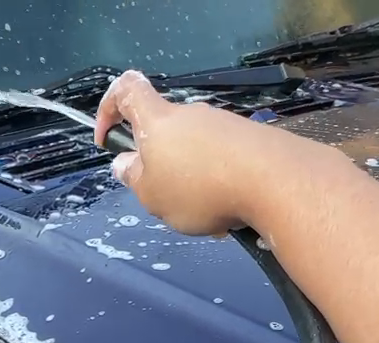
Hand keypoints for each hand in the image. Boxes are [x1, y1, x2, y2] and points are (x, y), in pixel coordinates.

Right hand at [94, 70, 302, 235]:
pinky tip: (223, 214)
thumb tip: (125, 164)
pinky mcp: (245, 140)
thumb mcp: (151, 194)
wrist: (272, 181)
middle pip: (161, 133)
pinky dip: (211, 187)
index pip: (126, 90)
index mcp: (158, 122)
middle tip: (160, 199)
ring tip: (197, 216)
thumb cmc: (199, 188)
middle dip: (155, 167)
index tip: (106, 140)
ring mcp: (219, 125)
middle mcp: (189, 115)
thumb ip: (133, 178)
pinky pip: (216, 163)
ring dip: (186, 183)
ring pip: (189, 154)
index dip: (108, 109)